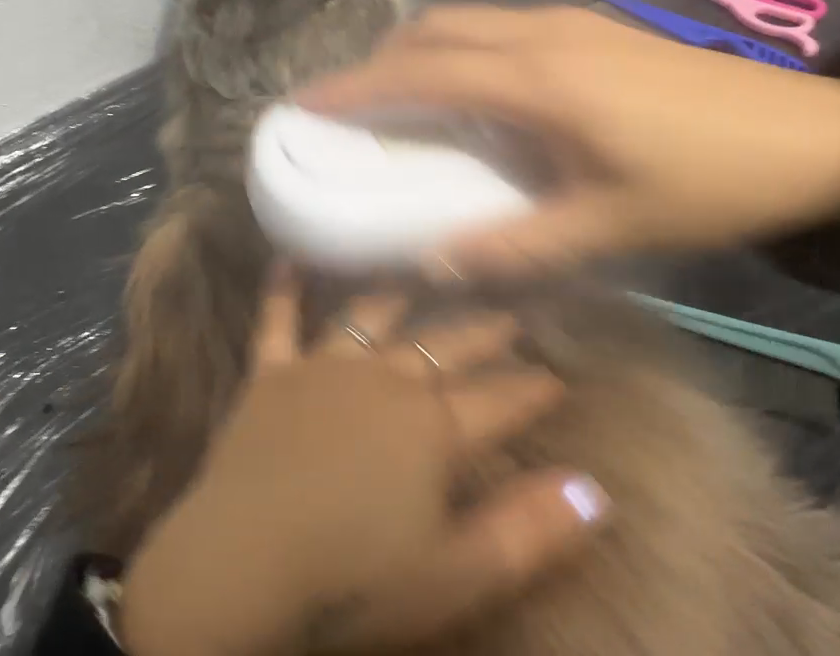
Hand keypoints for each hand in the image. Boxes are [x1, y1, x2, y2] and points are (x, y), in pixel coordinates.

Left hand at [118, 266, 605, 655]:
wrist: (242, 565)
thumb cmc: (353, 580)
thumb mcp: (457, 574)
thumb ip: (530, 530)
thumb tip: (597, 490)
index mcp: (432, 428)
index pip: (500, 400)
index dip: (532, 390)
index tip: (559, 376)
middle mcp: (382, 381)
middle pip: (441, 347)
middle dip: (479, 331)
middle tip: (507, 313)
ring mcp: (321, 370)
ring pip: (368, 319)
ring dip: (396, 296)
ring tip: (416, 273)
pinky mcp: (269, 375)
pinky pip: (277, 321)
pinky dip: (283, 289)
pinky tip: (286, 258)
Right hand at [298, 5, 839, 277]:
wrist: (824, 138)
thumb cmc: (710, 184)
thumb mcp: (609, 229)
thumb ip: (513, 248)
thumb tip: (431, 265)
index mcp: (538, 81)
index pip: (421, 74)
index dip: (355, 88)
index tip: (304, 104)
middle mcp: (543, 35)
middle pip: (434, 30)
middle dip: (379, 61)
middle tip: (346, 106)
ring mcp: (572, 23)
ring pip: (468, 22)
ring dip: (420, 52)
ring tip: (397, 100)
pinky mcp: (595, 29)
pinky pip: (500, 28)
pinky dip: (460, 51)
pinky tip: (472, 95)